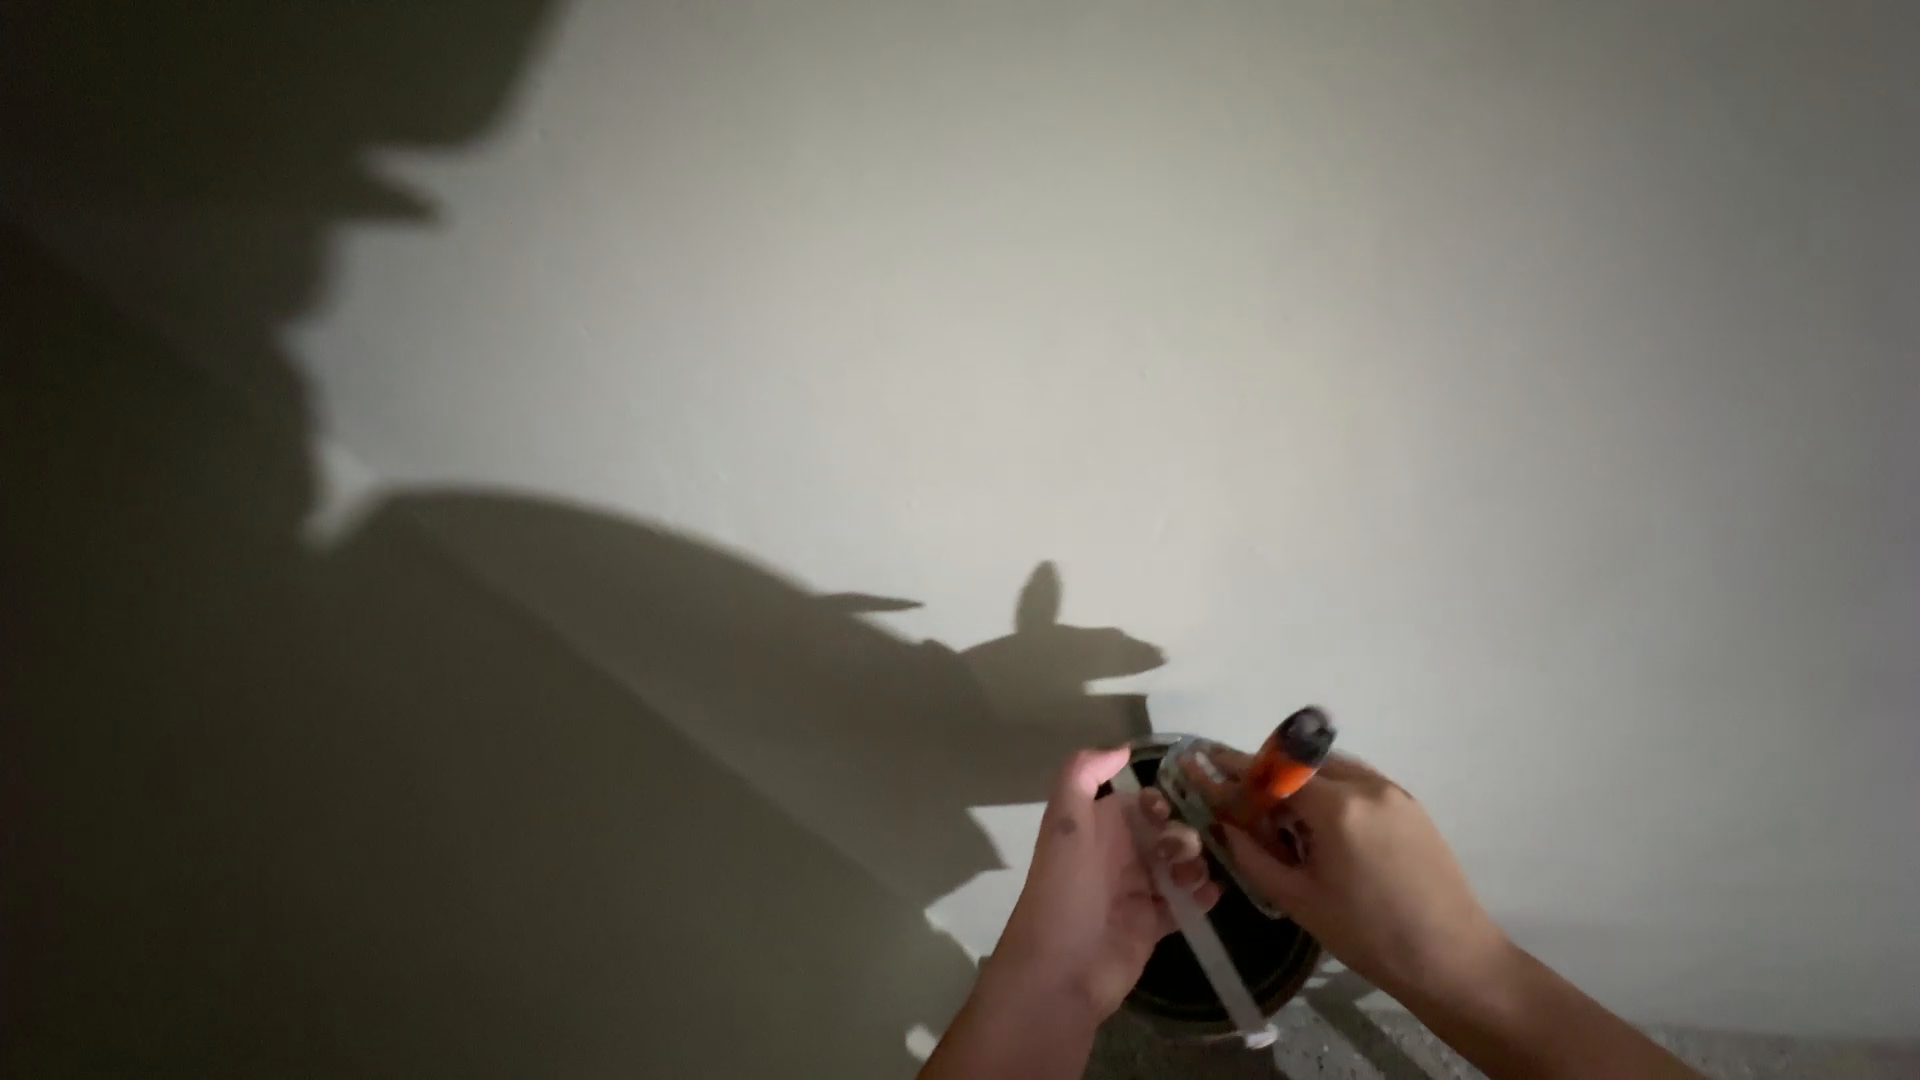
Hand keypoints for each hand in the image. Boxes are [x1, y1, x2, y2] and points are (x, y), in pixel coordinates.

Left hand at [991, 747, 1222, 1020]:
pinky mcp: (1149, 926)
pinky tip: (1212, 894)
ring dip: (1194, 865)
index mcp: (1093, 829)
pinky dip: (1200, 897)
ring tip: (1196, 876)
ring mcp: (1133, 892)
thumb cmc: (1064, 890)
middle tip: (1188, 850)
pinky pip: (1182, 904)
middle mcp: (1114, 856)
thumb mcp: (1064, 823)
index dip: (1155, 802)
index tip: (1169, 811)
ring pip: (1174, 867)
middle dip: (1180, 834)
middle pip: (1159, 833)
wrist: (1061, 970)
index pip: (1133, 804)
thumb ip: (1082, 775)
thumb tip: (1121, 748)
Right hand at [1221, 753, 1510, 1007]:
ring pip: (1330, 768)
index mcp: (1337, 808)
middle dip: (1269, 776)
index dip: (1236, 766)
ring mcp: (1393, 792)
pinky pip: (1356, 782)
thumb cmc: (1370, 936)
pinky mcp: (1410, 805)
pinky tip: (1325, 830)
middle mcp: (1366, 786)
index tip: (1207, 759)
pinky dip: (1330, 791)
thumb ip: (1252, 855)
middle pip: (1300, 763)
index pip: (1273, 772)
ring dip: (1301, 782)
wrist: (1457, 963)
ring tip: (1288, 822)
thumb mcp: (1298, 900)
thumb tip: (1222, 825)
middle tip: (1249, 806)